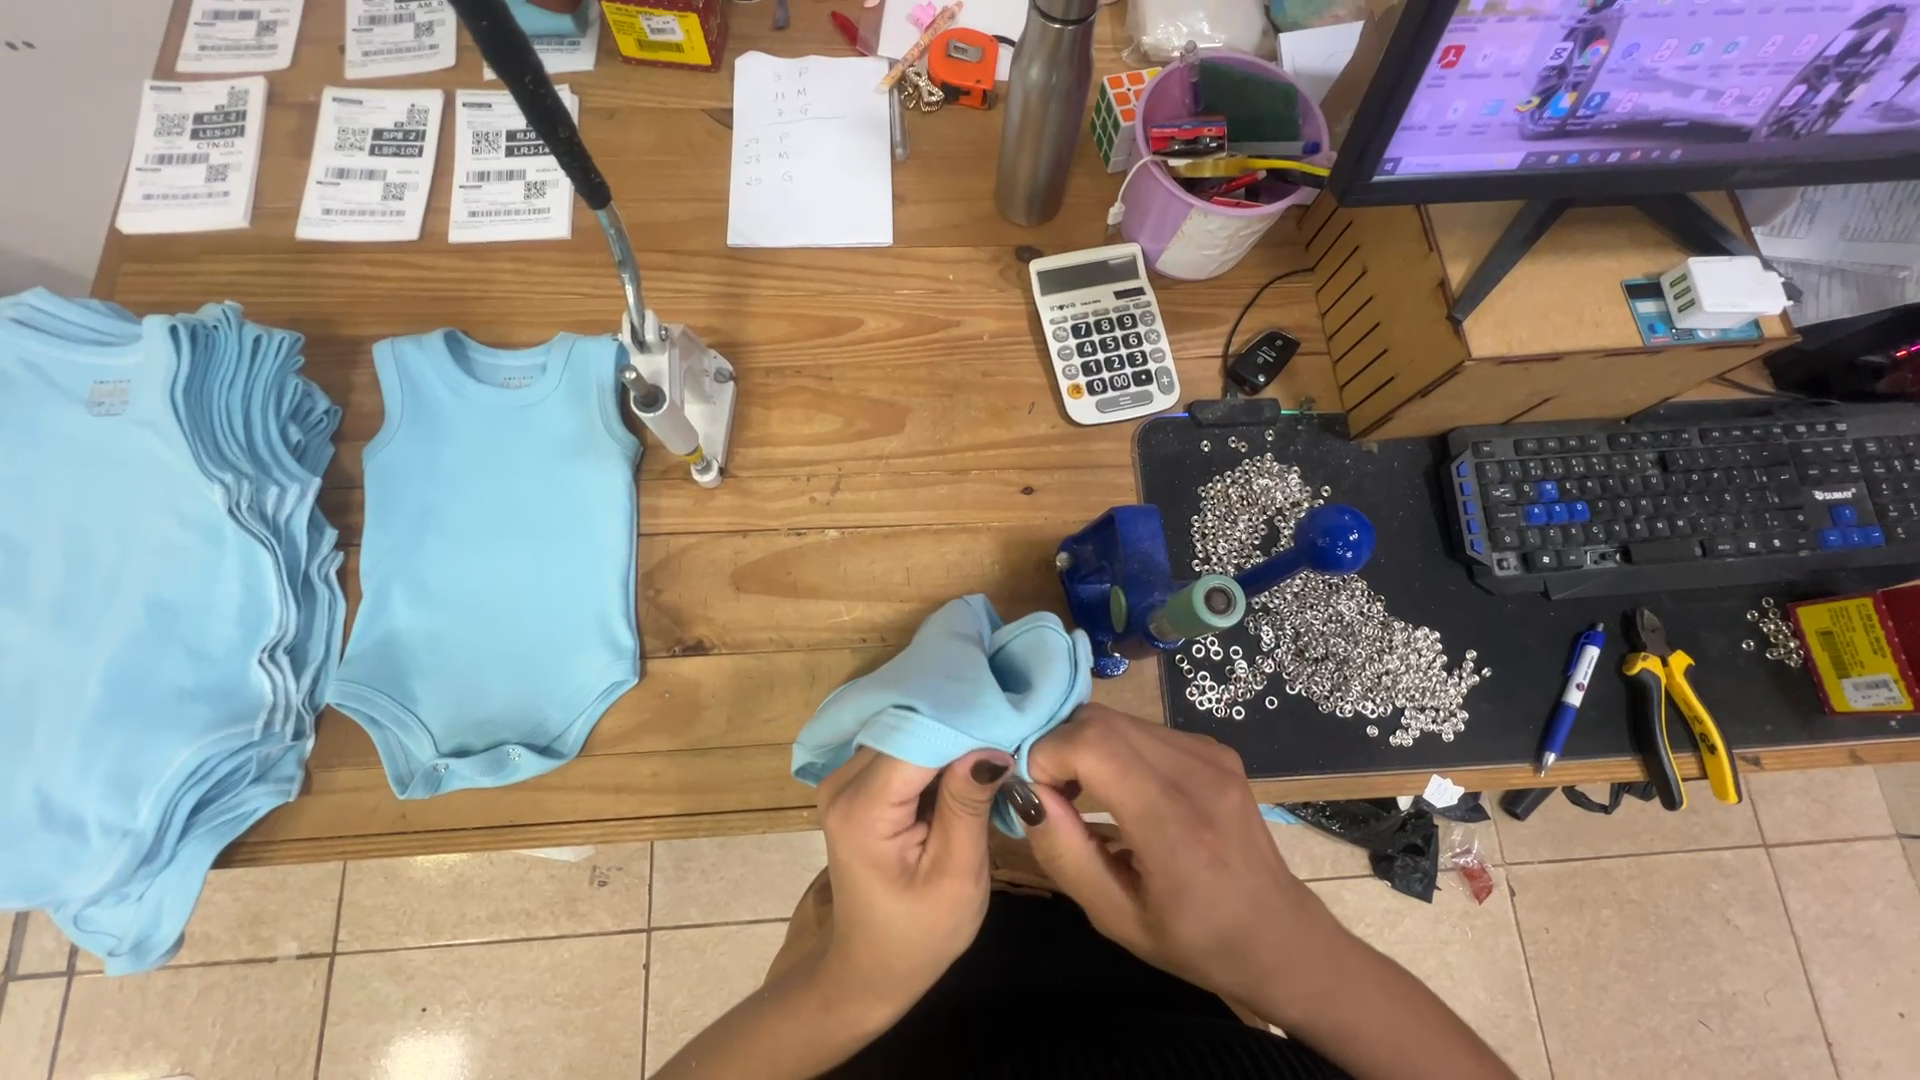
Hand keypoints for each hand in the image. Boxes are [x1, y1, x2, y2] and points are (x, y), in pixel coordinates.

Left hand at [811, 746, 1011, 1019]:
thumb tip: (992, 745)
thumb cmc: (918, 936)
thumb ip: (968, 806)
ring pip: (907, 730)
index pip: (918, 738)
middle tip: (1015, 723)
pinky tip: (970, 752)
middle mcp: (842, 782)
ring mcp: (844, 779)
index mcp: (861, 810)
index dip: (966, 724)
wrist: (871, 967)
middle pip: (909, 728)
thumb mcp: (956, 878)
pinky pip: (901, 745)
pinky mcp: (856, 782)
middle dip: (961, 723)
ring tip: (999, 733)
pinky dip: (937, 747)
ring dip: (951, 732)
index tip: (1014, 715)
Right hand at [1015, 705, 1335, 1007]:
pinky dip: (1114, 748)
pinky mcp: (1215, 748)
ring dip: (1085, 747)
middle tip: (1054, 797)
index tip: (1041, 800)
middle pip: (1098, 720)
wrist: (1279, 936)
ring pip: (1117, 718)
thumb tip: (1028, 795)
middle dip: (1060, 749)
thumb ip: (1064, 852)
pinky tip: (1119, 789)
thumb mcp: (1115, 916)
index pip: (1090, 743)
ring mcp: (1210, 753)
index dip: (1047, 758)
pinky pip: (1143, 729)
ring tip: (1083, 795)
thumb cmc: (1195, 941)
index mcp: (1173, 821)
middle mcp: (1195, 771)